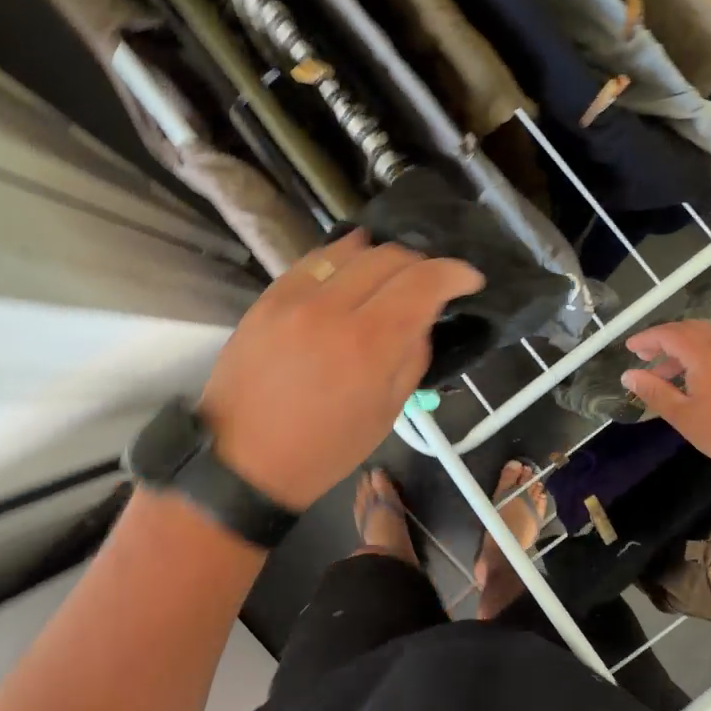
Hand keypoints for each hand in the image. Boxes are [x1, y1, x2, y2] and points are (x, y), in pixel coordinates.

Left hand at [202, 230, 483, 511]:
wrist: (243, 460)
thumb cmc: (324, 449)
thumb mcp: (387, 413)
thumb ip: (412, 356)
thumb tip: (423, 319)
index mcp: (369, 344)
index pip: (424, 281)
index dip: (455, 273)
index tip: (468, 280)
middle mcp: (332, 309)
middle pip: (390, 257)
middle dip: (421, 265)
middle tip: (429, 284)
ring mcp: (294, 298)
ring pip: (352, 249)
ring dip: (381, 258)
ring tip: (390, 277)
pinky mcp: (267, 298)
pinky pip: (314, 261)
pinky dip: (341, 261)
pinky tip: (349, 275)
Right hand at [620, 321, 710, 473]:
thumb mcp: (684, 416)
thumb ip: (654, 392)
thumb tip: (628, 375)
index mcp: (706, 352)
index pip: (669, 334)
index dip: (647, 339)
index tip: (629, 348)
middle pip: (690, 329)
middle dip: (665, 339)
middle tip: (645, 355)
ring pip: (709, 337)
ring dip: (685, 348)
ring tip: (668, 372)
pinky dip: (704, 354)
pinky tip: (699, 378)